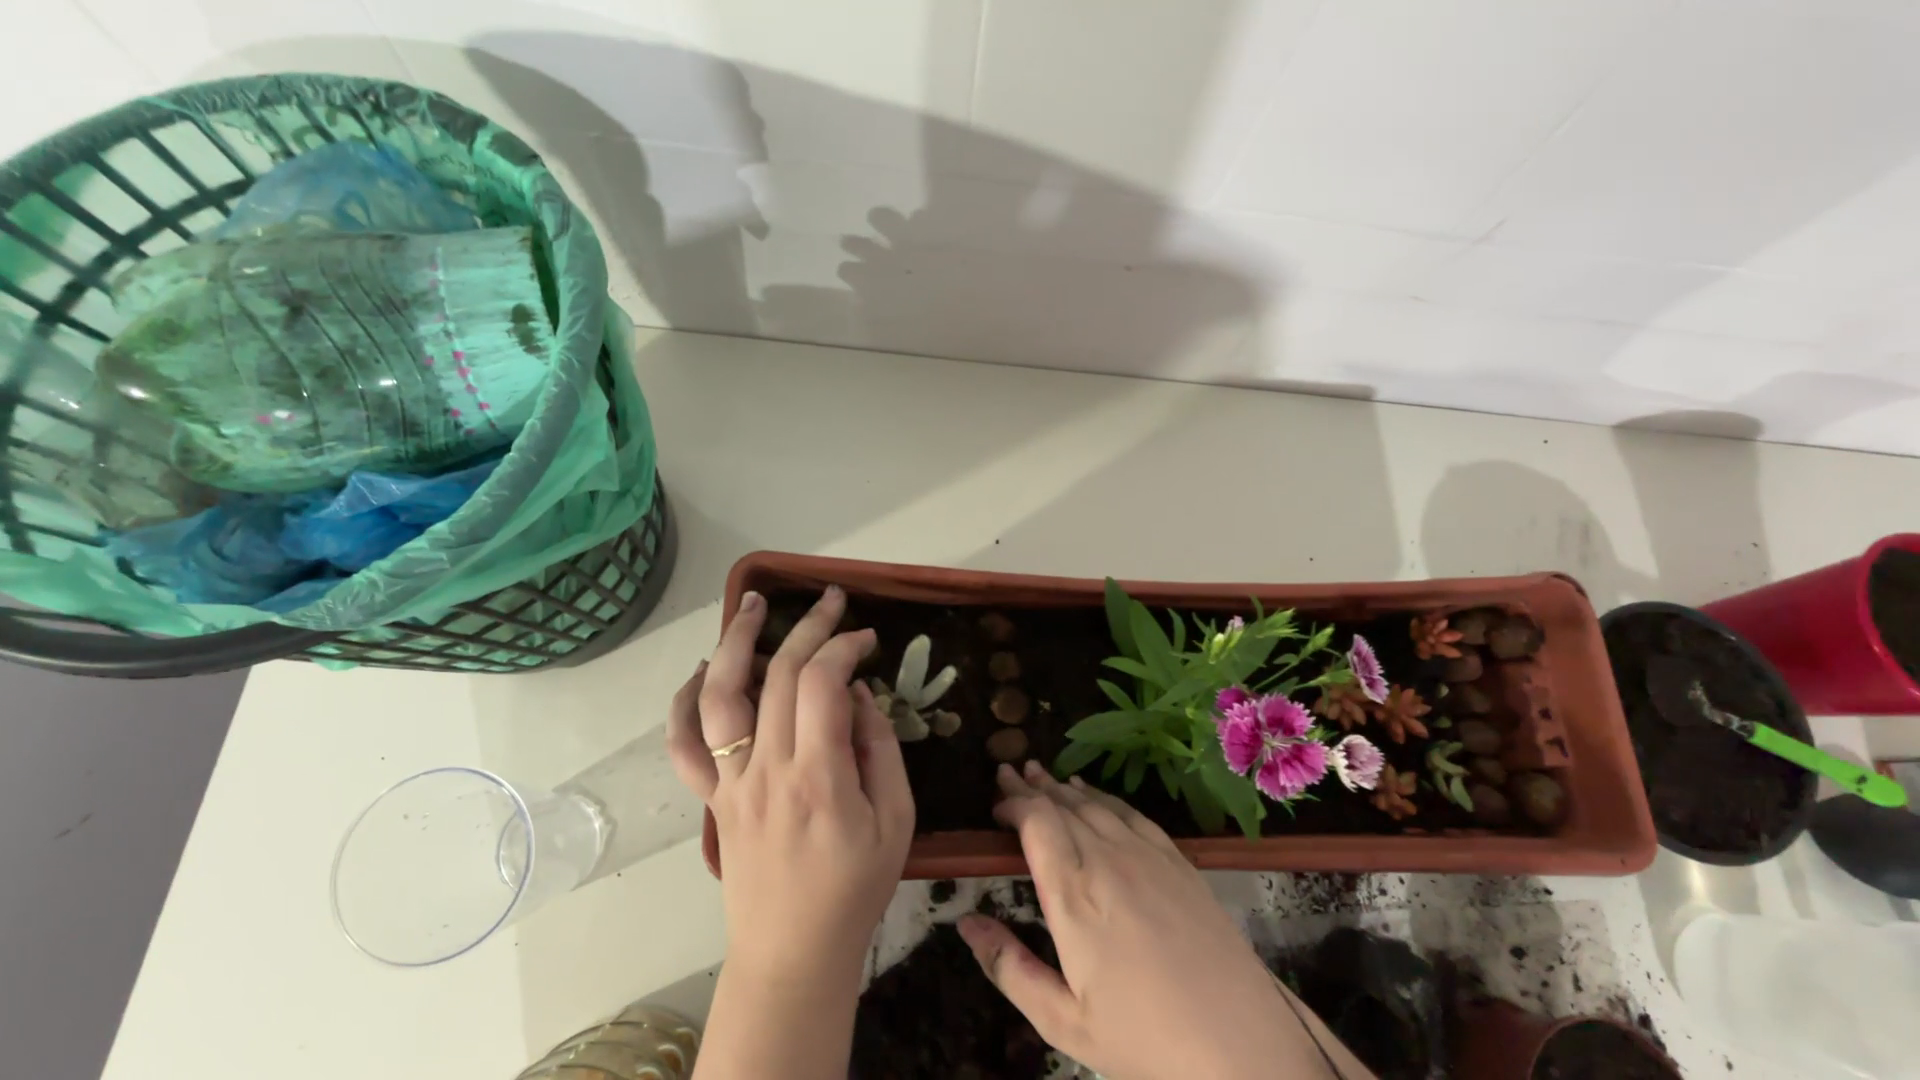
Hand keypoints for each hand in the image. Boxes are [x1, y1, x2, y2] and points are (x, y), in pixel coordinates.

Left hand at [668, 586, 913, 987]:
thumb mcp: (897, 821)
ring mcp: (731, 784)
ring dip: (735, 642)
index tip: (867, 639)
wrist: (793, 952)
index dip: (845, 646)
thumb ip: (881, 750)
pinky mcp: (712, 799)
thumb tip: (859, 694)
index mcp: (820, 777)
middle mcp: (767, 770)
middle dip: (808, 627)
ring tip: (752, 605)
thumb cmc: (855, 889)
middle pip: (779, 675)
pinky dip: (685, 702)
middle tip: (830, 601)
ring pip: (720, 696)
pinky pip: (683, 746)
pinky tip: (704, 671)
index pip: (823, 683)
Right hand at [959, 762, 1362, 1079]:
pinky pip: (1133, 814)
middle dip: (1031, 786)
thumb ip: (1009, 967)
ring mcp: (1149, 857)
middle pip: (1063, 804)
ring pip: (1097, 804)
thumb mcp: (1062, 1021)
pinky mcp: (1180, 862)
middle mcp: (1109, 860)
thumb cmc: (1143, 1038)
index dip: (1013, 804)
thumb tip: (965, 923)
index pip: (1037, 822)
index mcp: (1074, 894)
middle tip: (1008, 773)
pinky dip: (1106, 798)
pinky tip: (1096, 796)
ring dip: (1065, 788)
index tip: (995, 806)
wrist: (1242, 1043)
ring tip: (1042, 775)